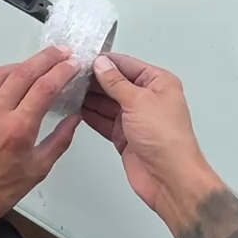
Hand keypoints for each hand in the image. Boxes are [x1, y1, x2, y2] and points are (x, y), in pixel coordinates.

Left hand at [0, 46, 84, 223]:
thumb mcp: (38, 169)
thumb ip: (60, 139)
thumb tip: (73, 118)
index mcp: (17, 129)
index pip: (45, 87)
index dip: (62, 71)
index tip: (72, 64)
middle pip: (25, 72)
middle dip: (47, 58)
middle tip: (61, 52)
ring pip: (3, 72)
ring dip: (24, 64)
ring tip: (38, 63)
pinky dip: (0, 76)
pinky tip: (10, 78)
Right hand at [83, 53, 218, 222]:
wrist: (169, 178)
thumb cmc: (167, 140)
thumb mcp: (138, 101)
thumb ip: (115, 82)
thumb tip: (101, 65)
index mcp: (158, 83)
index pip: (126, 64)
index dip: (104, 61)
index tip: (83, 59)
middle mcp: (147, 98)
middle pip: (114, 82)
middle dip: (93, 79)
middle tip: (70, 74)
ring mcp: (135, 117)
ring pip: (106, 102)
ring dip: (88, 97)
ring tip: (68, 89)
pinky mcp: (124, 135)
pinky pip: (103, 120)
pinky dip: (90, 115)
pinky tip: (76, 108)